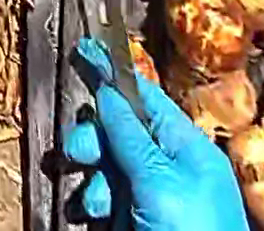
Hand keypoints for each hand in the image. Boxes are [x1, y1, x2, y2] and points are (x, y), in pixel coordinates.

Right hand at [62, 36, 248, 230]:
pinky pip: (106, 197)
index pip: (145, 95)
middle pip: (120, 129)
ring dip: (92, 175)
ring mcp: (153, 197)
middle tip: (77, 153)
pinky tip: (88, 215)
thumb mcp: (159, 180)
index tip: (83, 49)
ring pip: (108, 164)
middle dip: (94, 136)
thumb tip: (107, 89)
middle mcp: (169, 166)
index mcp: (186, 146)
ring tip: (91, 204)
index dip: (114, 73)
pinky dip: (92, 201)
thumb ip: (129, 133)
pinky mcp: (136, 223)